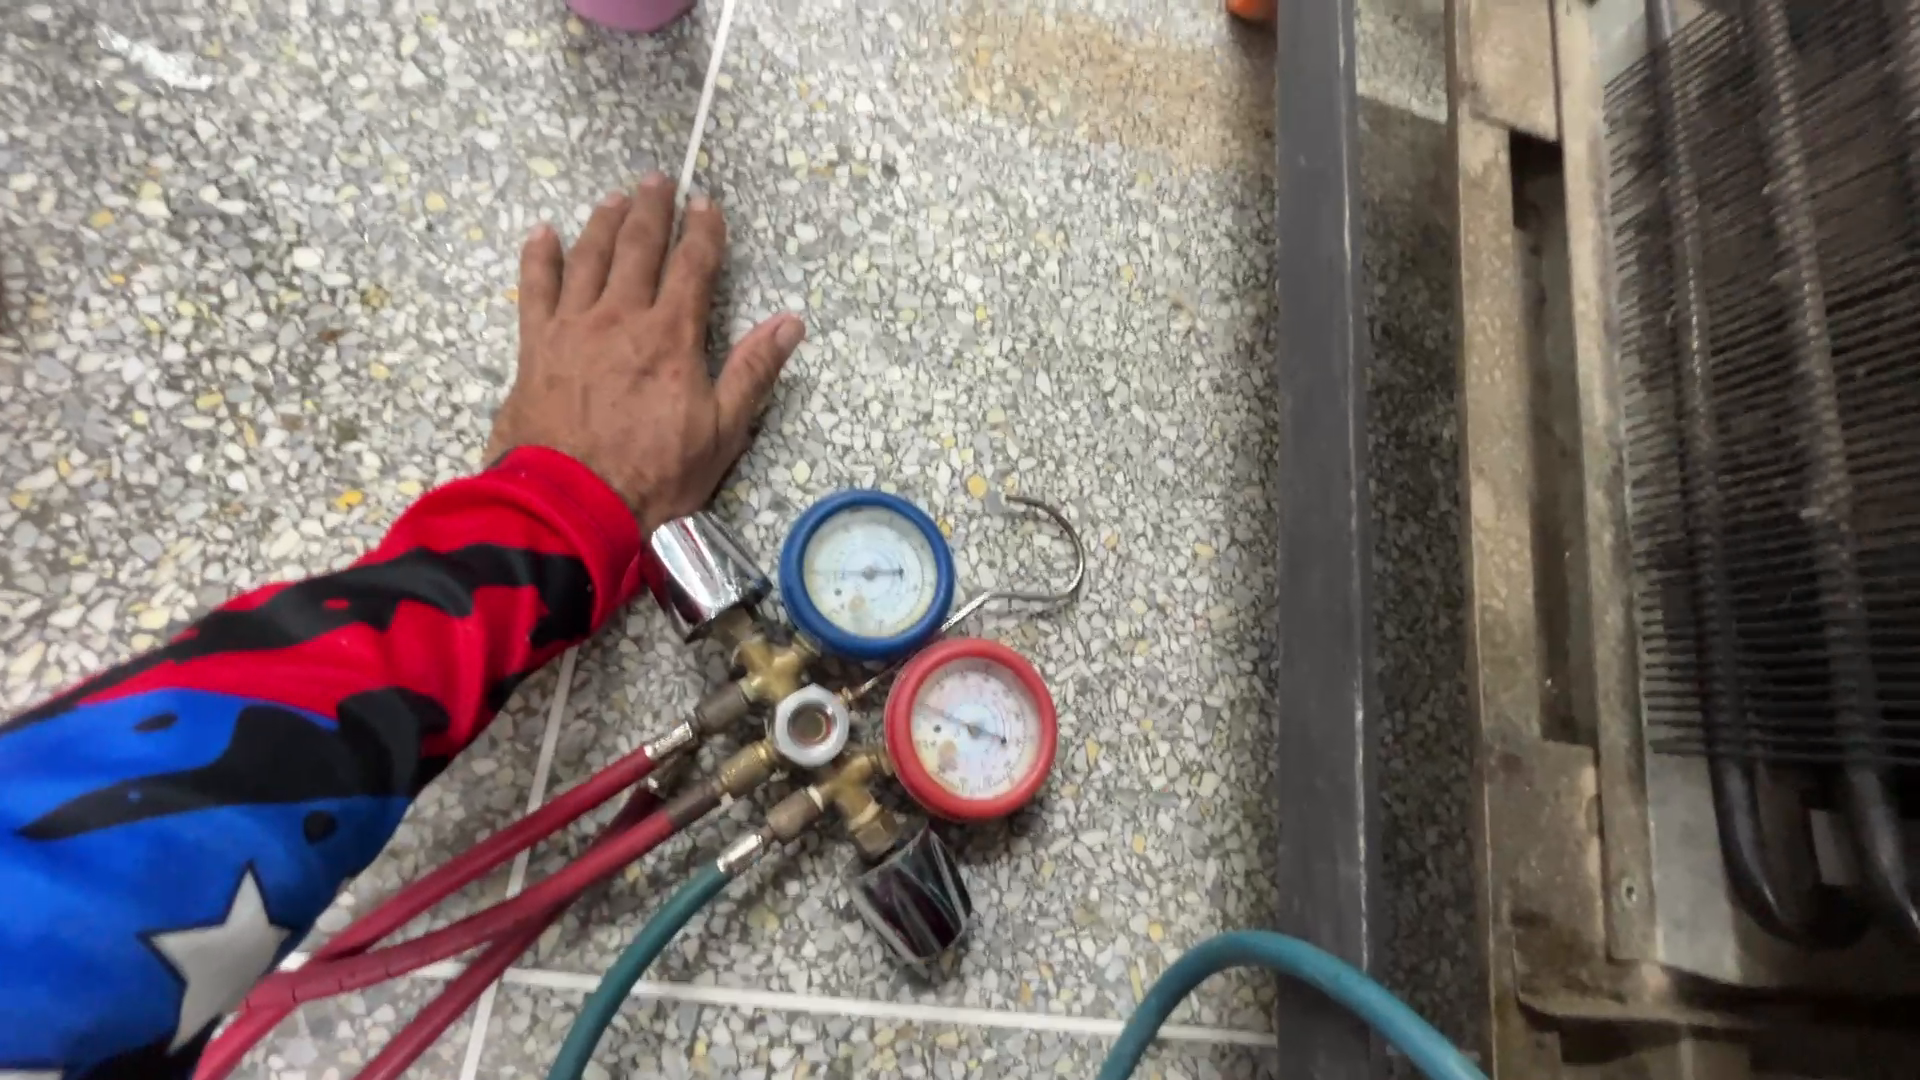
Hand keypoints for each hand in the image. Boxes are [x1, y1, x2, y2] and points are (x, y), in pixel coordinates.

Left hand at [486, 172, 803, 535]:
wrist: (572, 503)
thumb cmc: (657, 472)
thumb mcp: (723, 430)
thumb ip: (753, 370)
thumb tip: (790, 323)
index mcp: (671, 337)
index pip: (693, 268)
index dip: (703, 232)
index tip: (708, 204)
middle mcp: (620, 318)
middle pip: (637, 248)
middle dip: (652, 210)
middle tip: (659, 179)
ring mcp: (572, 327)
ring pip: (588, 257)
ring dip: (604, 222)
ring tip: (616, 197)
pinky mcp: (535, 346)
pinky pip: (535, 287)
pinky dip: (540, 256)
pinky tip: (544, 233)